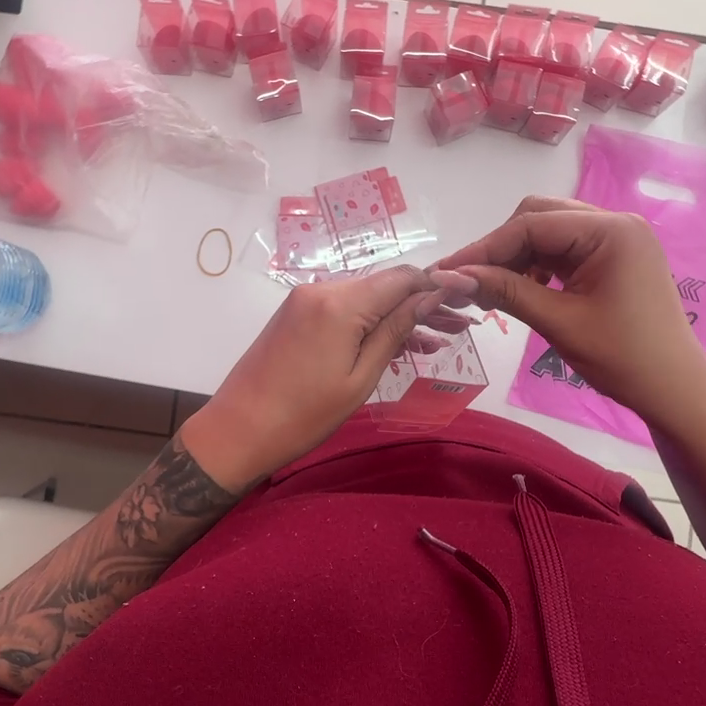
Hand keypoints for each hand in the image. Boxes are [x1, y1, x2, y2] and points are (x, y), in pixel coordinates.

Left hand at [181, 266, 444, 490]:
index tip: (466, 301)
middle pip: (384, 285)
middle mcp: (321, 288)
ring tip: (437, 340)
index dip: (437, 285)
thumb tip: (431, 297)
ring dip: (398, 314)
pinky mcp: (295, 314)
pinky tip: (397, 342)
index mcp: (340, 302)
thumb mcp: (360, 377)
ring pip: (365, 297)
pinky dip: (369, 321)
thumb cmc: (304, 414)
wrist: (239, 429)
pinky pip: (343, 308)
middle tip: (459, 327)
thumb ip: (396, 331)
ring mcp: (305, 299)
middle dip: (422, 302)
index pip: (402, 277)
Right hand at [431, 196, 705, 433]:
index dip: (484, 247)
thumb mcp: (559, 322)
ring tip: (487, 290)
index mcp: (611, 231)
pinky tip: (519, 290)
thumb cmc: (622, 358)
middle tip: (466, 281)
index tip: (446, 271)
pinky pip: (563, 251)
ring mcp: (616, 241)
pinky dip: (535, 266)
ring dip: (515, 257)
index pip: (531, 224)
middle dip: (499, 248)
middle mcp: (615, 223)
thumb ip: (506, 292)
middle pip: (538, 217)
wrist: (673, 390)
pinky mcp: (612, 260)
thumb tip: (451, 277)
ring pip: (548, 233)